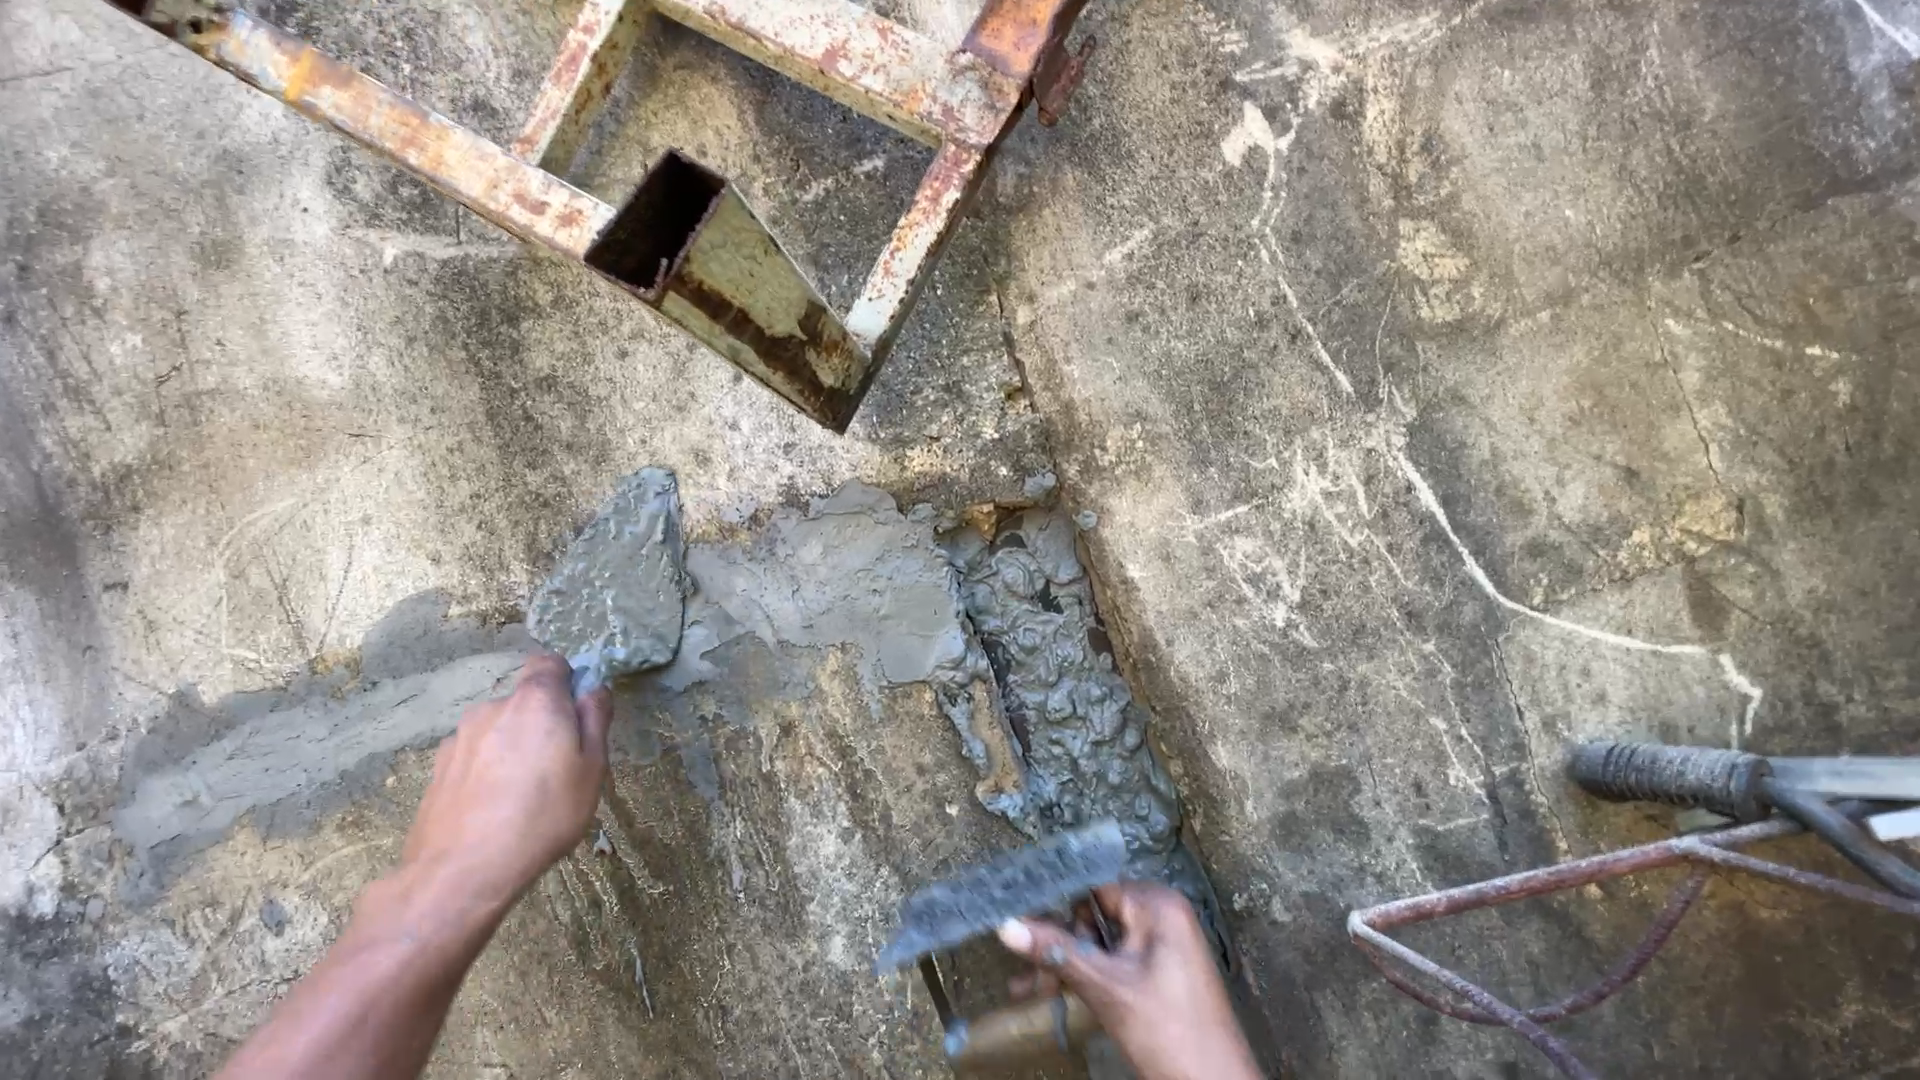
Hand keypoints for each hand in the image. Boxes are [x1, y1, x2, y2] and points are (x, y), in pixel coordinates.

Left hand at [398, 654, 611, 911]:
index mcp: (535, 701)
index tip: (578, 714)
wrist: (461, 873)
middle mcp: (492, 708)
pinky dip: (486, 771)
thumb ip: (596, 720)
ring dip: (512, 748)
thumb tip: (594, 690)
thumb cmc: (543, 815)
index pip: (549, 663)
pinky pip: (474, 757)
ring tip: (523, 794)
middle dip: (542, 722)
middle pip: (524, 701)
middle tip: (559, 765)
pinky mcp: (436, 770)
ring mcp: (458, 739)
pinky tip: (493, 809)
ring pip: (498, 730)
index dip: (566, 680)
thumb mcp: (593, 768)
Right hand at [997, 881, 1261, 1079]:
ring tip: (1031, 990)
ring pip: (1099, 942)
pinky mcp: (1158, 970)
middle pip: (1092, 917)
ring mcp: (1162, 943)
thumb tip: (1006, 925)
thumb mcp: (1105, 988)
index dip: (1056, 905)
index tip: (1019, 922)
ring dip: (1067, 965)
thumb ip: (1056, 951)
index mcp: (1157, 904)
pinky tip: (1054, 993)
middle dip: (1059, 946)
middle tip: (1028, 977)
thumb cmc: (1168, 1033)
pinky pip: (1114, 961)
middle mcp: (1161, 914)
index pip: (1092, 888)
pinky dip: (1087, 976)